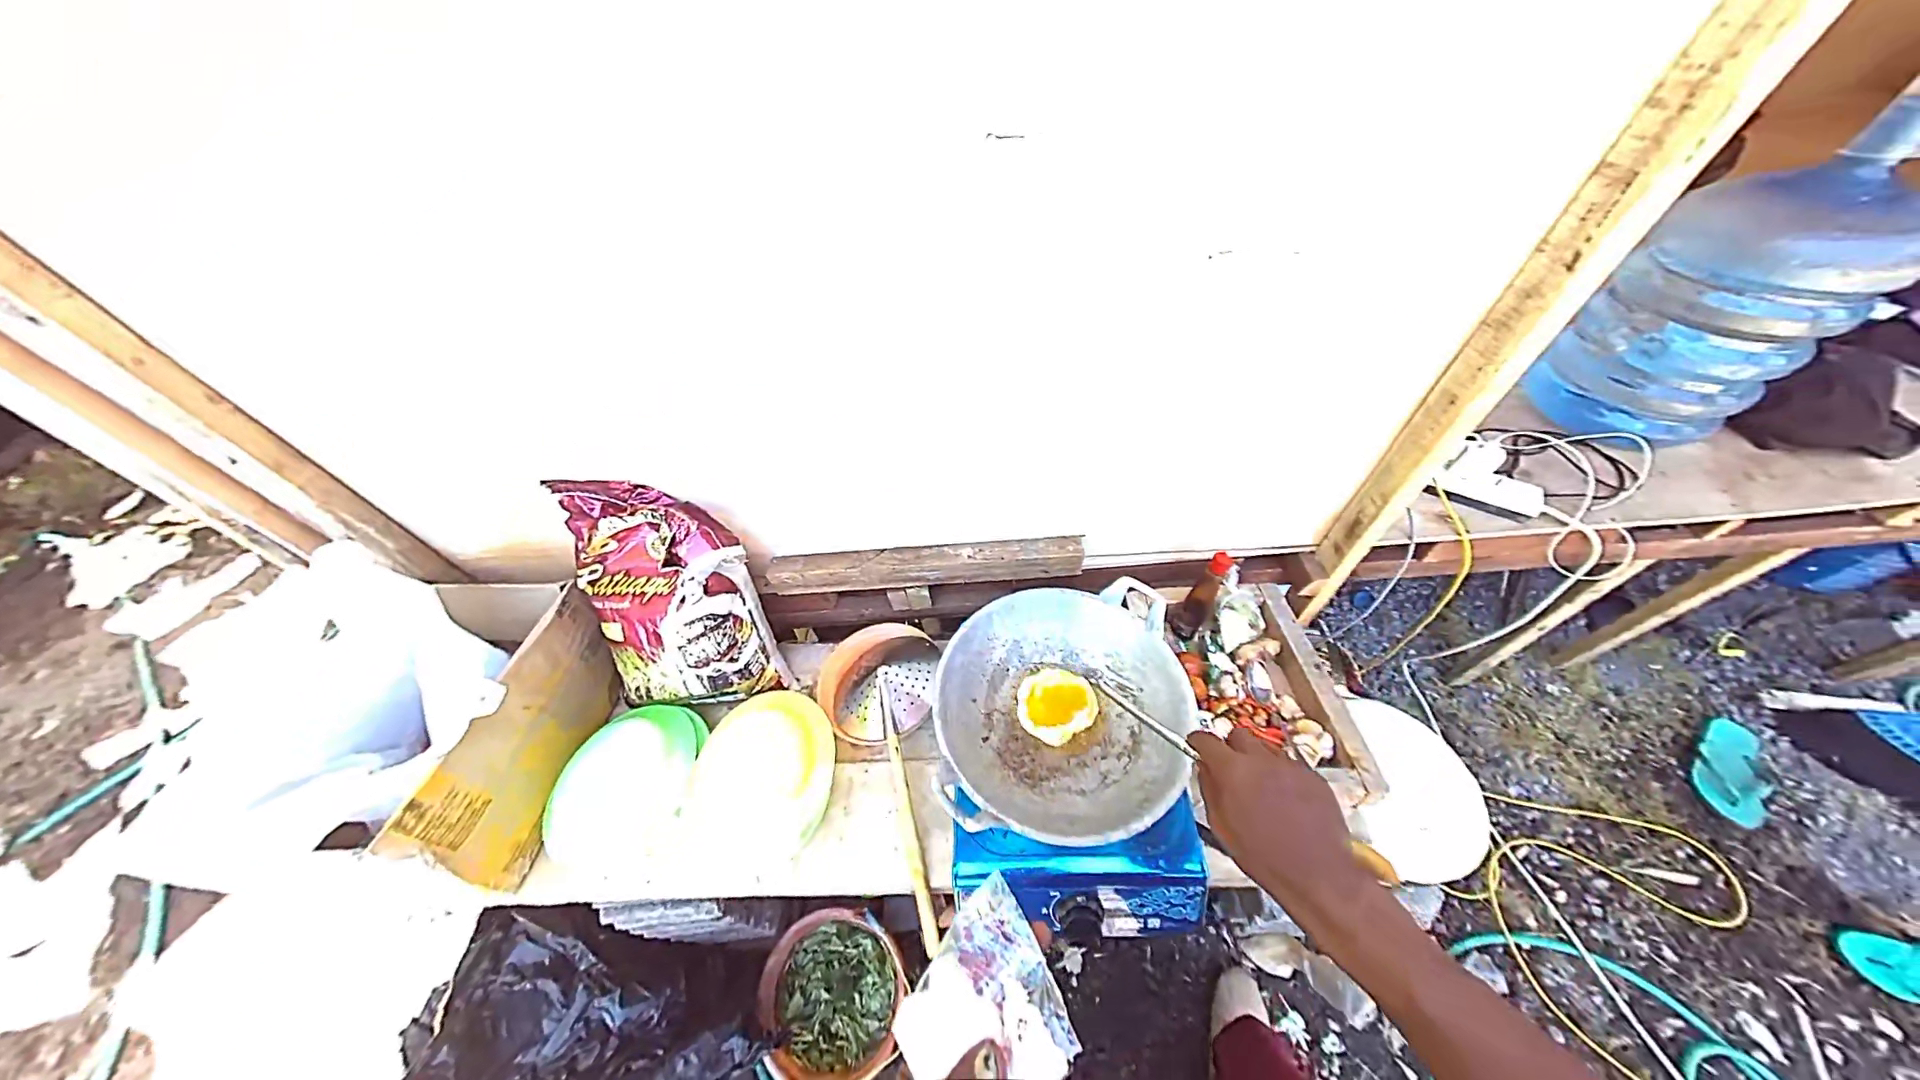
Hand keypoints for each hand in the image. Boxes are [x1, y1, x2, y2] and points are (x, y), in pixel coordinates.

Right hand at [1187, 727, 1373, 938]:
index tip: (1196, 746)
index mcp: (1233, 769)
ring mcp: (1291, 766)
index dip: (1197, 742)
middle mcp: (1262, 759)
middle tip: (1230, 768)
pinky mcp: (1314, 777)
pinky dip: (1282, 776)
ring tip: (1260, 789)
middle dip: (1230, 747)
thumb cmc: (1264, 855)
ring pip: (1266, 749)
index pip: (1206, 739)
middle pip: (1239, 734)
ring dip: (1258, 761)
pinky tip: (1285, 801)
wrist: (1318, 872)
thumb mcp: (1222, 826)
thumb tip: (1205, 769)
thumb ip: (1209, 789)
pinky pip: (1290, 766)